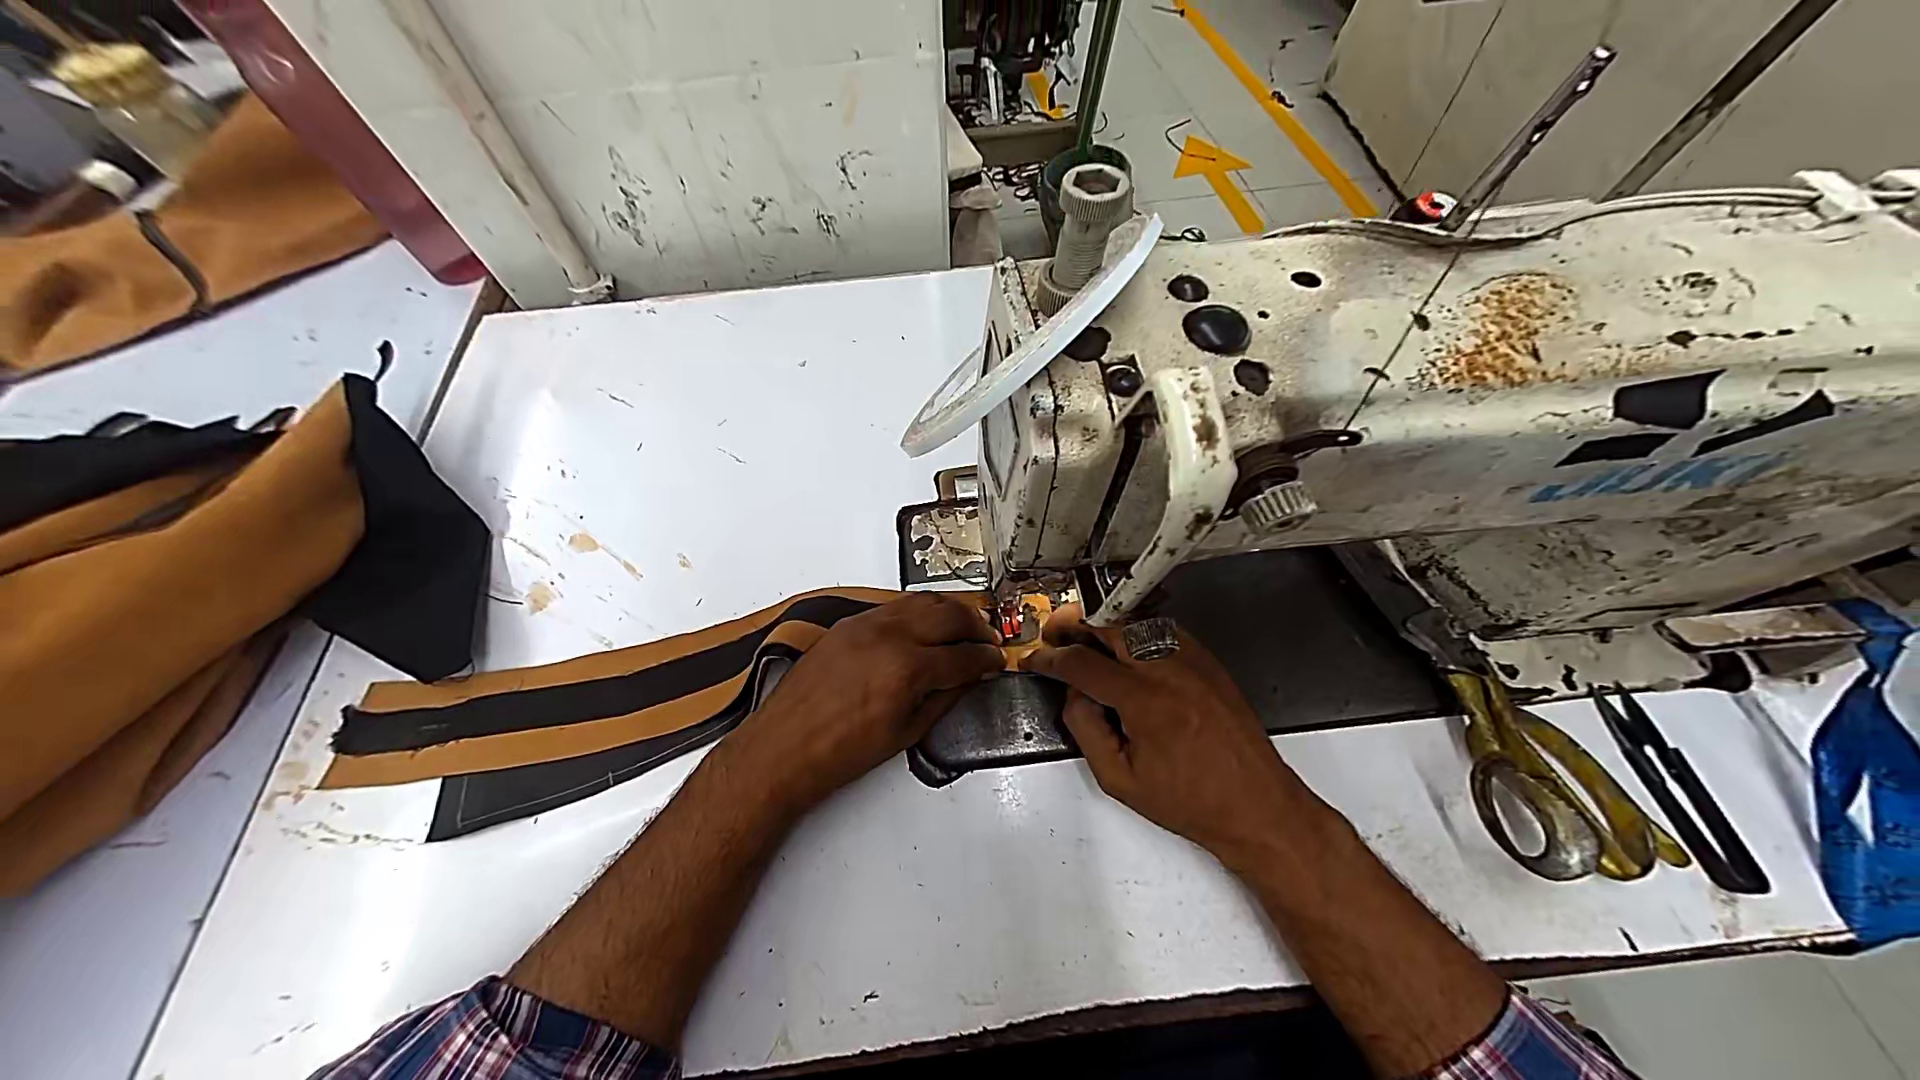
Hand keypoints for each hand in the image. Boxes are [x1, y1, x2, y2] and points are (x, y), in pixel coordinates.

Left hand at [726, 593, 1003, 810]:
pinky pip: (894, 605)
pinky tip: (925, 623)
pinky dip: (918, 610)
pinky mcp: (847, 624)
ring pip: (922, 601)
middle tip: (987, 640)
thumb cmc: (834, 750)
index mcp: (906, 668)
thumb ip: (943, 698)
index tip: (995, 662)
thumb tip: (966, 680)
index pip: (963, 655)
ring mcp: (865, 625)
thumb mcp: (905, 732)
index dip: (987, 659)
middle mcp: (887, 637)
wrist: (783, 748)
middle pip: (950, 615)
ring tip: (963, 626)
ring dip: (950, 611)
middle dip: (977, 627)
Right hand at [1023, 605, 1314, 870]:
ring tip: (1083, 640)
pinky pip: (1161, 630)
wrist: (1256, 805)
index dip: (1050, 658)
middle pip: (1108, 625)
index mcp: (1146, 702)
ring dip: (1103, 625)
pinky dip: (1134, 632)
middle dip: (1073, 625)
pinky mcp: (1207, 661)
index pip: (1082, 663)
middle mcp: (1171, 671)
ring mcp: (1193, 661)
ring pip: (1135, 621)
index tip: (1038, 659)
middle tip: (1055, 634)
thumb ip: (1085, 729)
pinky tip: (1123, 648)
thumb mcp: (1119, 779)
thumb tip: (1073, 695)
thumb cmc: (1197, 800)